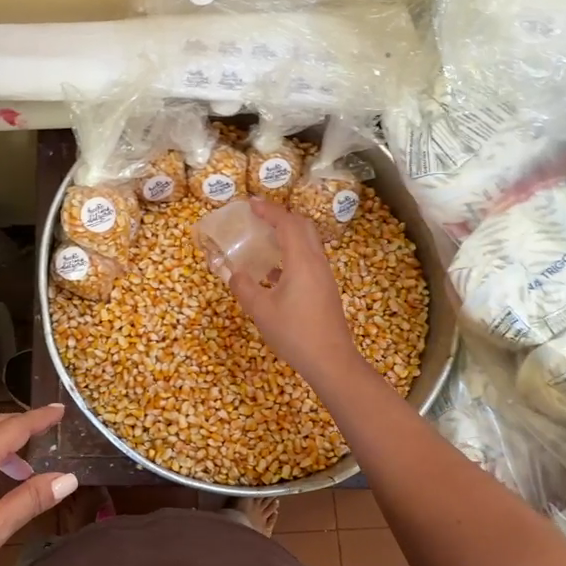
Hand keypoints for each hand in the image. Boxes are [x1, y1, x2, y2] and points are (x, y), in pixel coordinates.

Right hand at [227, 198, 362, 379]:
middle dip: (281, 217)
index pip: (287, 224)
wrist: (331, 361)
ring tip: (265, 239)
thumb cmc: (295, 333)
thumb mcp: (260, 311)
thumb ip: (244, 287)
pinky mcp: (325, 290)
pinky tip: (274, 273)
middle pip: (303, 227)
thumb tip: (234, 273)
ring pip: (308, 244)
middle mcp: (317, 263)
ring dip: (288, 235)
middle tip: (260, 217)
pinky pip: (308, 260)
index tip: (251, 204)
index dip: (269, 210)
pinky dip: (292, 254)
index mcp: (302, 261)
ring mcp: (324, 276)